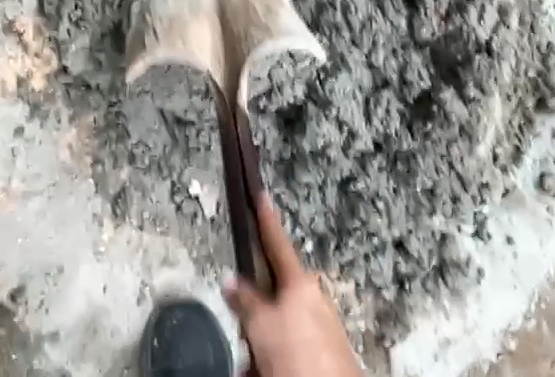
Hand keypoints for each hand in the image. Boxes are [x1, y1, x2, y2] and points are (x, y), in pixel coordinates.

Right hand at [223, 197, 362, 376]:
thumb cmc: (296, 354)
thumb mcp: (260, 326)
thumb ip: (244, 301)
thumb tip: (231, 280)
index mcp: (300, 284)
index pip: (277, 243)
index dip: (266, 219)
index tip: (262, 195)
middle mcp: (313, 301)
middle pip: (272, 294)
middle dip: (252, 313)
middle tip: (242, 329)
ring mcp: (320, 328)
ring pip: (276, 326)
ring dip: (259, 343)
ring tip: (252, 365)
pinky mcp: (323, 355)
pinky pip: (287, 348)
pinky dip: (272, 359)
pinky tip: (263, 372)